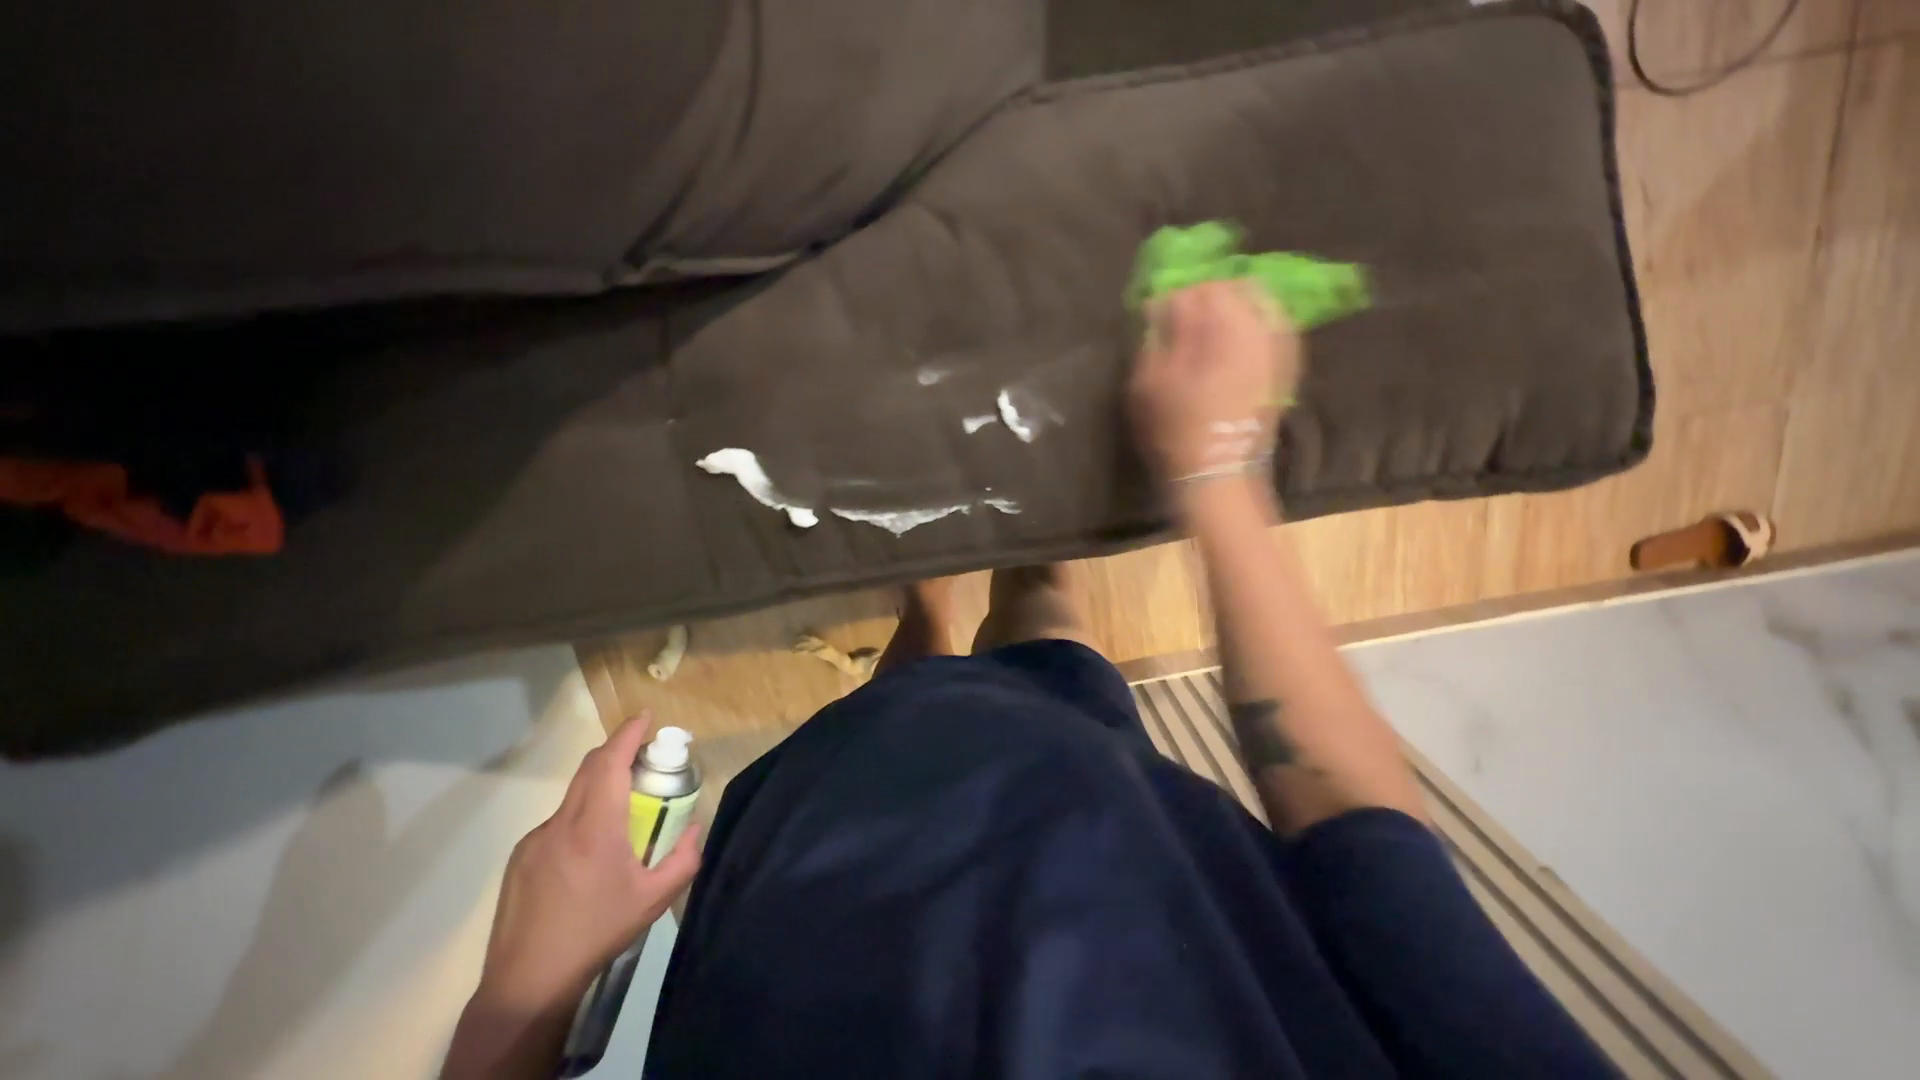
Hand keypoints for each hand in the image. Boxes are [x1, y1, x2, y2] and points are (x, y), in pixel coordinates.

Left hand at [473, 711, 700, 1014]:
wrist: (529, 979)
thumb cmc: (598, 933)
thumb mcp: (654, 900)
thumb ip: (684, 859)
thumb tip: (695, 828)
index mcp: (596, 829)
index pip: (609, 763)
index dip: (628, 734)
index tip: (645, 718)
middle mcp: (561, 824)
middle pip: (589, 769)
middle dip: (617, 752)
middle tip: (644, 757)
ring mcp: (535, 840)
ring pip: (572, 799)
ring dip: (598, 791)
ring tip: (621, 822)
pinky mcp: (520, 858)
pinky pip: (556, 825)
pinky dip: (579, 822)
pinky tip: (588, 861)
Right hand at [1129, 281, 1302, 484]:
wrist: (1220, 474)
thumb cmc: (1177, 429)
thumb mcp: (1150, 381)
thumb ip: (1158, 334)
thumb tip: (1162, 303)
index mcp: (1222, 327)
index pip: (1201, 286)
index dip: (1179, 294)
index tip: (1162, 310)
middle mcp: (1258, 328)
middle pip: (1237, 286)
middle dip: (1211, 295)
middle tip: (1189, 315)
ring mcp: (1278, 347)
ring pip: (1262, 302)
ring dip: (1236, 306)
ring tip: (1213, 327)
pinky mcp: (1287, 367)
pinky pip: (1279, 327)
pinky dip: (1258, 324)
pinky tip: (1239, 341)